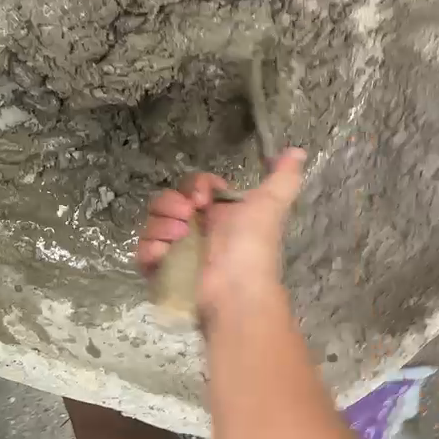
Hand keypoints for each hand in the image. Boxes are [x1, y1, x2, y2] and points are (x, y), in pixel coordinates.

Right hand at [138, 147, 306, 323]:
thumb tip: (296, 151)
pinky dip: (150, 250)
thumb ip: (282, 176)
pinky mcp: (159, 269)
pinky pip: (142, 251)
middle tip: (188, 218)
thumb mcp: (271, 204)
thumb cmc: (252, 245)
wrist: (235, 286)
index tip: (203, 198)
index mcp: (216, 211)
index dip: (193, 187)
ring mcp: (174, 249)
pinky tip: (164, 253)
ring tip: (179, 239)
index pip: (190, 186)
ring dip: (162, 227)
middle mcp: (193, 227)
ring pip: (152, 225)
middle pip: (165, 202)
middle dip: (172, 205)